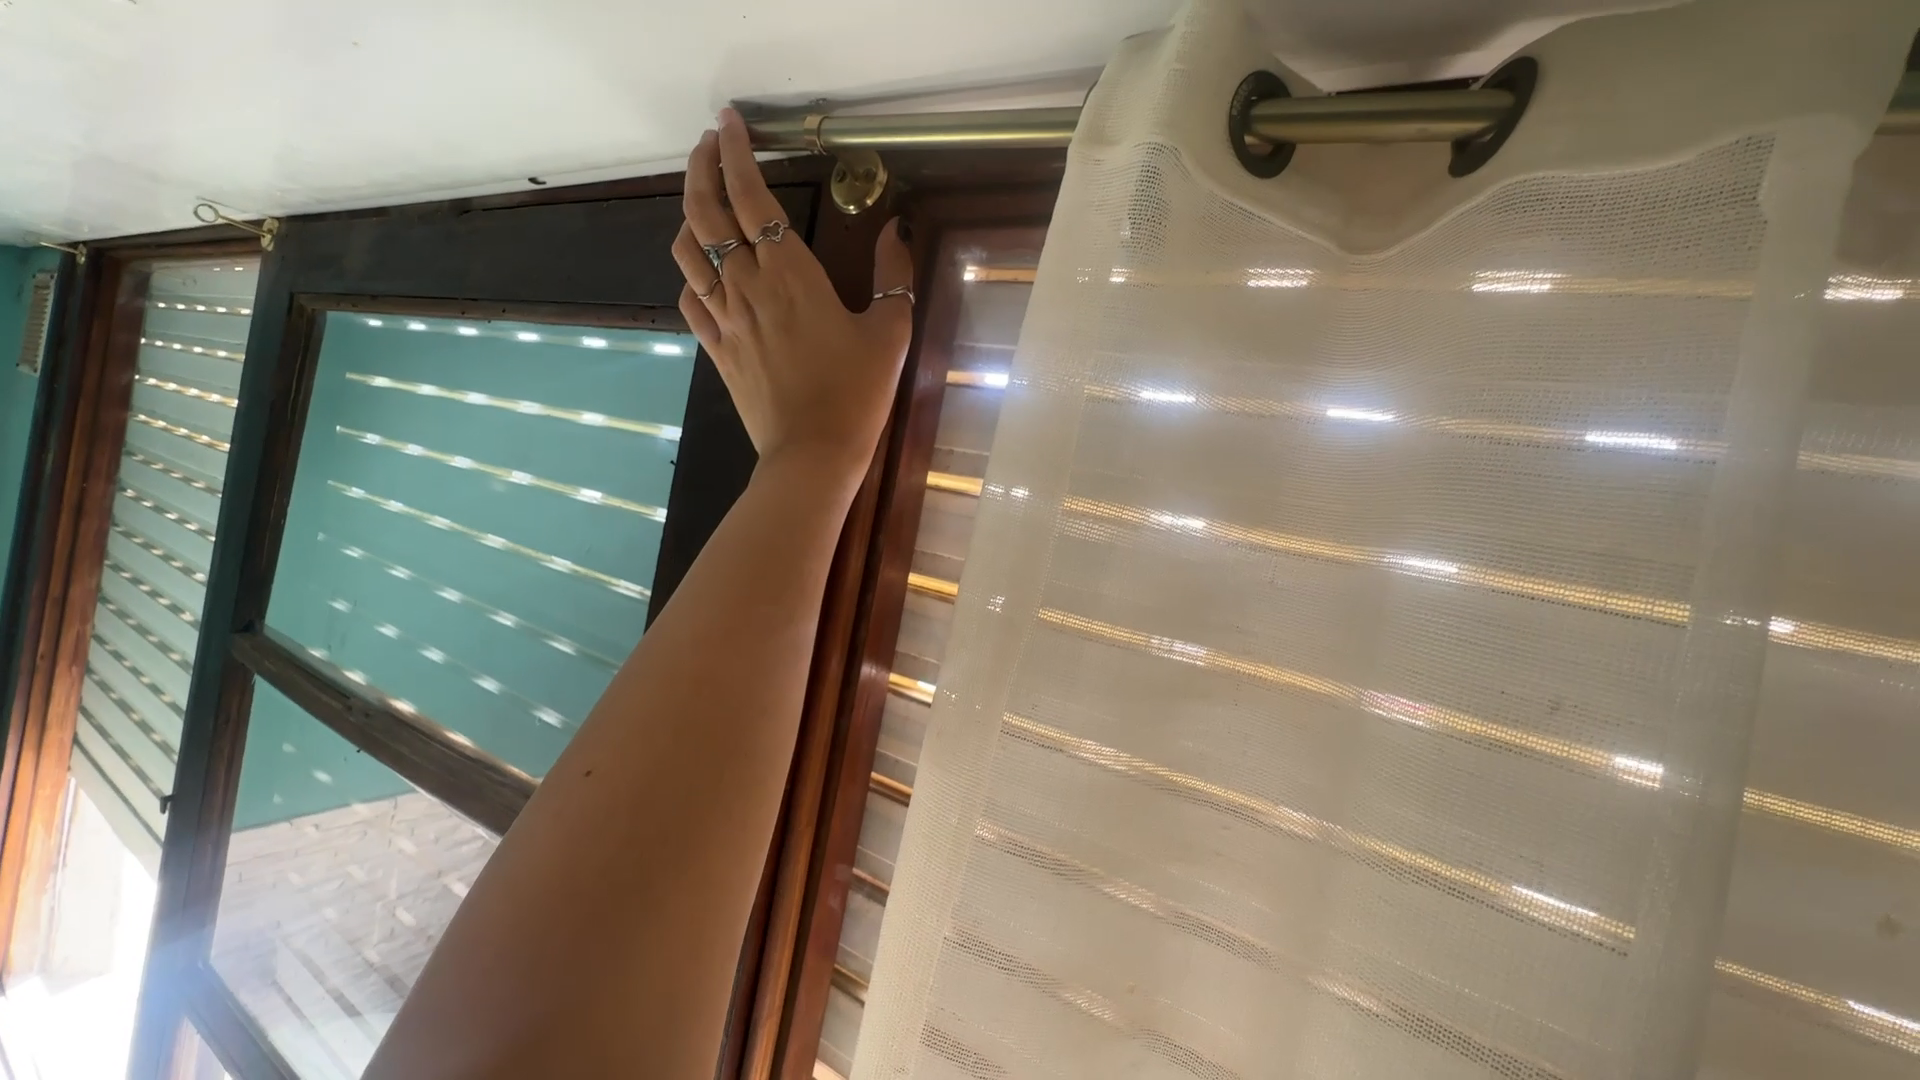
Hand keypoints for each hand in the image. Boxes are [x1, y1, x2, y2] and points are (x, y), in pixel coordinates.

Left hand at [672, 108, 913, 489]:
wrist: (813, 454)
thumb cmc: (857, 394)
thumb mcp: (891, 332)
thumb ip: (894, 275)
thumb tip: (897, 229)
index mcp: (790, 273)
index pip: (752, 196)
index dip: (736, 153)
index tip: (729, 122)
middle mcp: (747, 286)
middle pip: (706, 213)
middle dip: (701, 168)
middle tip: (709, 145)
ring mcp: (725, 319)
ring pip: (687, 252)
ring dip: (689, 215)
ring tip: (703, 200)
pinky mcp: (717, 350)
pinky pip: (690, 300)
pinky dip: (690, 274)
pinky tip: (703, 271)